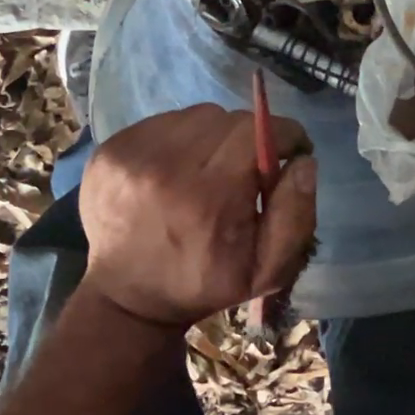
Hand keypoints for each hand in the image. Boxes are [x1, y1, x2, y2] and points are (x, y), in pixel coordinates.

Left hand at [77, 104, 317, 327]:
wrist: (126, 299)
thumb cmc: (204, 283)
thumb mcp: (267, 270)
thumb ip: (295, 215)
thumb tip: (305, 161)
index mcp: (208, 196)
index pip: (258, 129)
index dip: (285, 135)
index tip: (291, 151)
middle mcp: (165, 165)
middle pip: (230, 119)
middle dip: (251, 138)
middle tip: (249, 168)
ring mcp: (131, 154)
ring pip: (198, 116)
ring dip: (215, 136)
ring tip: (212, 168)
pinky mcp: (110, 149)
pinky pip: (165, 122)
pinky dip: (181, 138)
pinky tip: (179, 169)